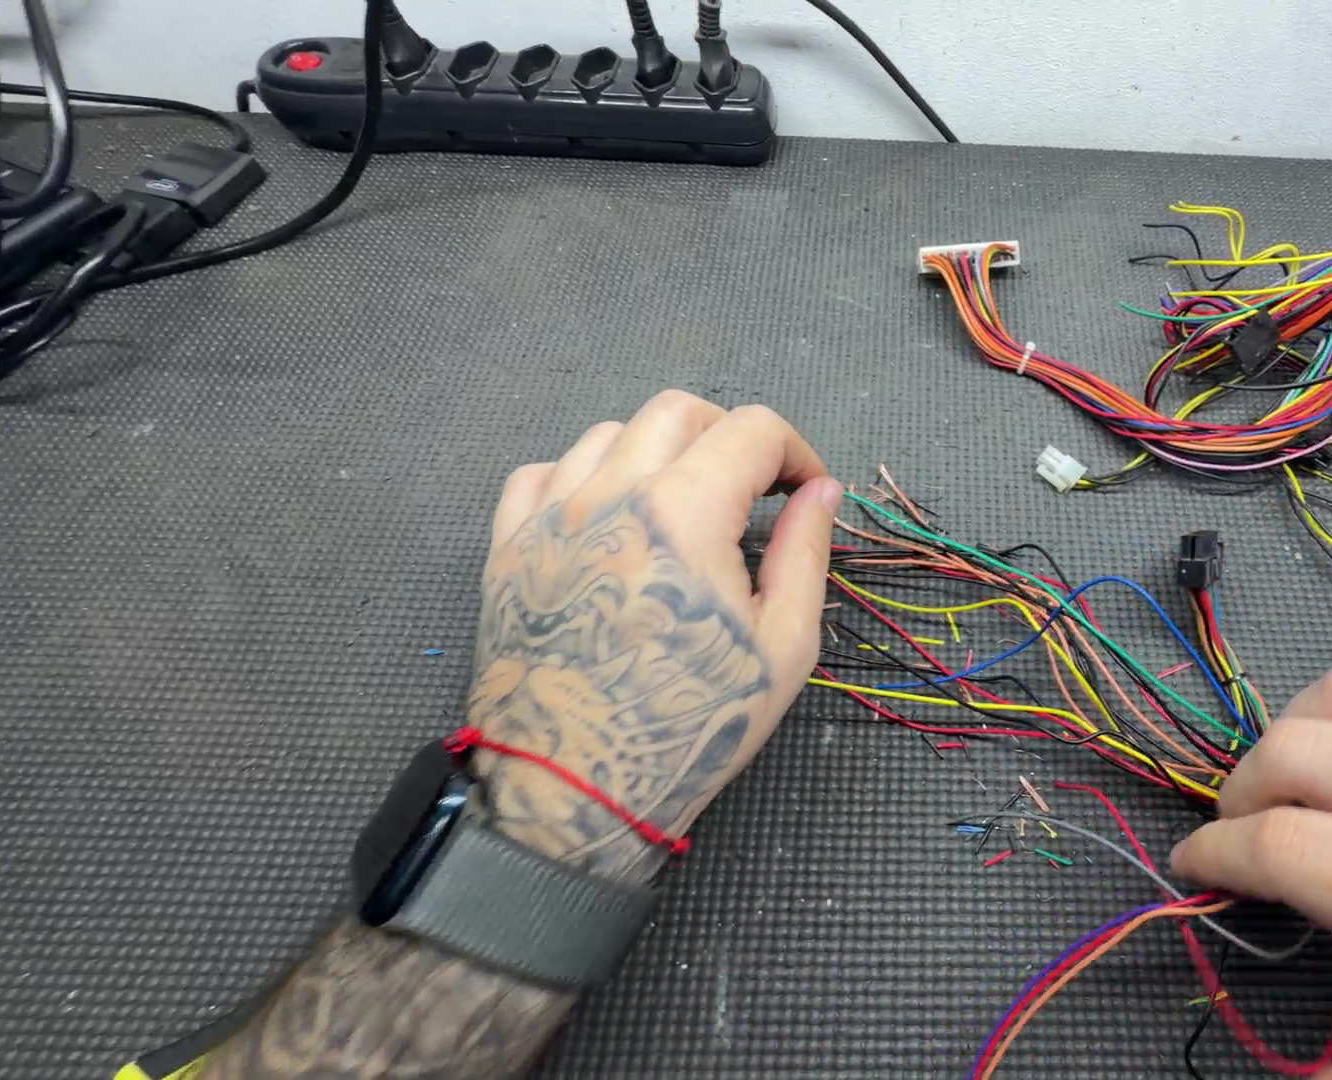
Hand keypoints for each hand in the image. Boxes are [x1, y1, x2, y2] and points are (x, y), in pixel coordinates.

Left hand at [467, 390, 841, 882]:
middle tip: (755, 489)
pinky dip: (588, 474)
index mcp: (686, 511)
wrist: (578, 787)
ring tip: (686, 504)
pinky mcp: (509, 547)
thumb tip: (822, 491)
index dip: (797, 451)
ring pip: (611, 432)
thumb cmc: (695, 720)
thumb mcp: (785, 642)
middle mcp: (613, 492)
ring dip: (664, 451)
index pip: (753, 430)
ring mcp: (551, 516)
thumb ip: (806, 551)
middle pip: (680, 410)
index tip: (808, 492)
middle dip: (732, 436)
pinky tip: (612, 514)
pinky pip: (544, 472)